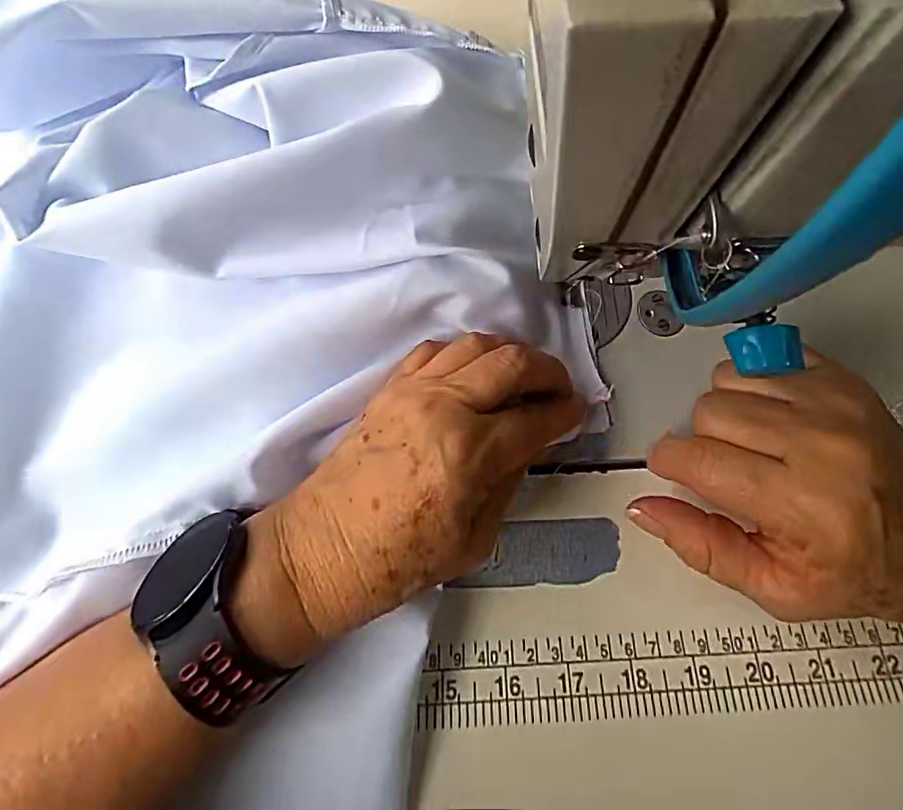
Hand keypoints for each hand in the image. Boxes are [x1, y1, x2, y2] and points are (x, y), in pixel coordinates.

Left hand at [241, 334, 585, 661]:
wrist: (326, 545)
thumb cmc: (397, 558)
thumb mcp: (474, 538)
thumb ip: (506, 483)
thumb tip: (526, 446)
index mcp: (469, 452)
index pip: (535, 416)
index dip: (566, 412)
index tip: (577, 411)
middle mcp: (442, 408)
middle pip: (511, 362)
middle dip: (547, 370)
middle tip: (559, 387)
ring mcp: (411, 391)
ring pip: (473, 344)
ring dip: (507, 352)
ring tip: (521, 374)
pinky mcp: (387, 388)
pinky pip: (431, 350)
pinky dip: (461, 351)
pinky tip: (471, 370)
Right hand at [628, 349, 902, 633]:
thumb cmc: (864, 571)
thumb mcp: (777, 588)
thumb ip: (701, 546)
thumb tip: (644, 509)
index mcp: (805, 505)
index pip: (697, 458)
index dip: (670, 465)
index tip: (676, 473)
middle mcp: (822, 446)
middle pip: (707, 413)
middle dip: (703, 441)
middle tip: (733, 469)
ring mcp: (835, 406)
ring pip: (726, 380)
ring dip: (727, 410)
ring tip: (756, 443)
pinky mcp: (842, 383)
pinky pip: (760, 360)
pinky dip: (754, 384)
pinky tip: (775, 417)